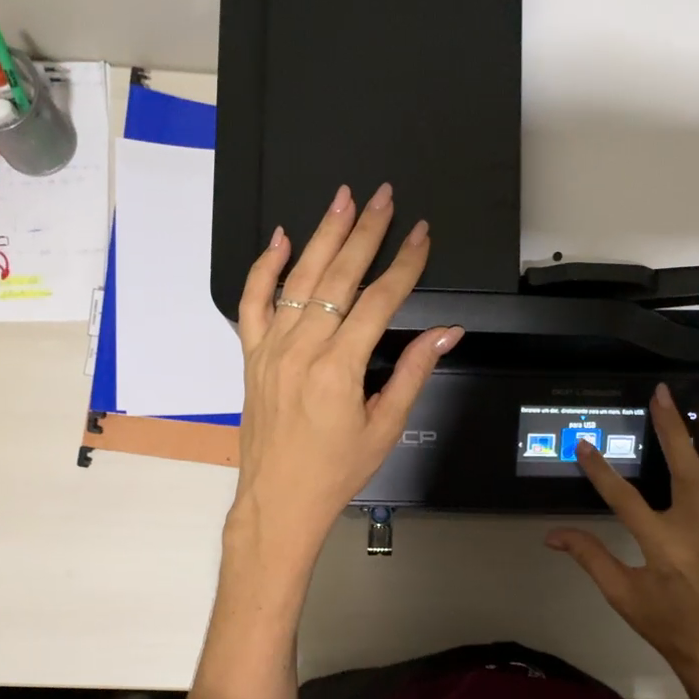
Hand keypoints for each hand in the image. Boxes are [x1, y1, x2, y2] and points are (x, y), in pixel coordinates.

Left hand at [228, 184, 462, 563]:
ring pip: (298, 279)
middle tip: (384, 198)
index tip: (420, 236)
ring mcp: (271, 350)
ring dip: (322, 235)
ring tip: (342, 201)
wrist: (279, 500)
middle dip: (366, 233)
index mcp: (338, 370)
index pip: (378, 300)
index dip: (404, 264)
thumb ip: (414, 372)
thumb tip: (445, 333)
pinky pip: (253, 302)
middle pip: (338, 276)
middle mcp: (301, 351)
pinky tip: (279, 240)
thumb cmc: (332, 472)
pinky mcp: (253, 356)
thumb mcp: (385, 427)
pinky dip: (264, 268)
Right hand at [546, 384, 698, 681]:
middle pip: (685, 469)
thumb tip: (553, 535)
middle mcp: (697, 529)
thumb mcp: (620, 594)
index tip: (584, 445)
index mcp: (662, 545)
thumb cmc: (664, 623)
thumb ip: (589, 557)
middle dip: (673, 429)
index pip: (624, 499)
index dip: (600, 471)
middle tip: (662, 394)